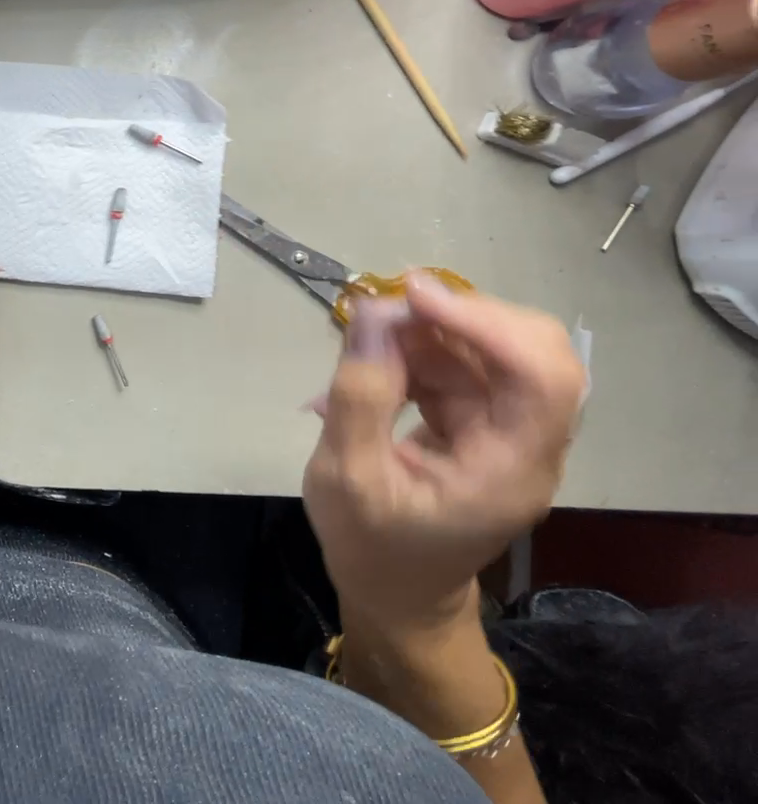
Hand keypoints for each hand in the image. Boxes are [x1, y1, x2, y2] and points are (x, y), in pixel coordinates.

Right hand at [303, 273, 585, 628]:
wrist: (392, 592)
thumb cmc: (370, 544)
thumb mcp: (346, 475)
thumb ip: (359, 397)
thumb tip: (369, 317)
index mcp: (511, 468)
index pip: (541, 378)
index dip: (485, 325)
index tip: (412, 295)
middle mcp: (525, 444)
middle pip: (533, 356)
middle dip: (464, 318)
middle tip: (389, 304)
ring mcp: (503, 434)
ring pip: (490, 357)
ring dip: (430, 333)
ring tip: (364, 333)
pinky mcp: (476, 428)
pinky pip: (460, 372)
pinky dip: (417, 353)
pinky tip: (373, 358)